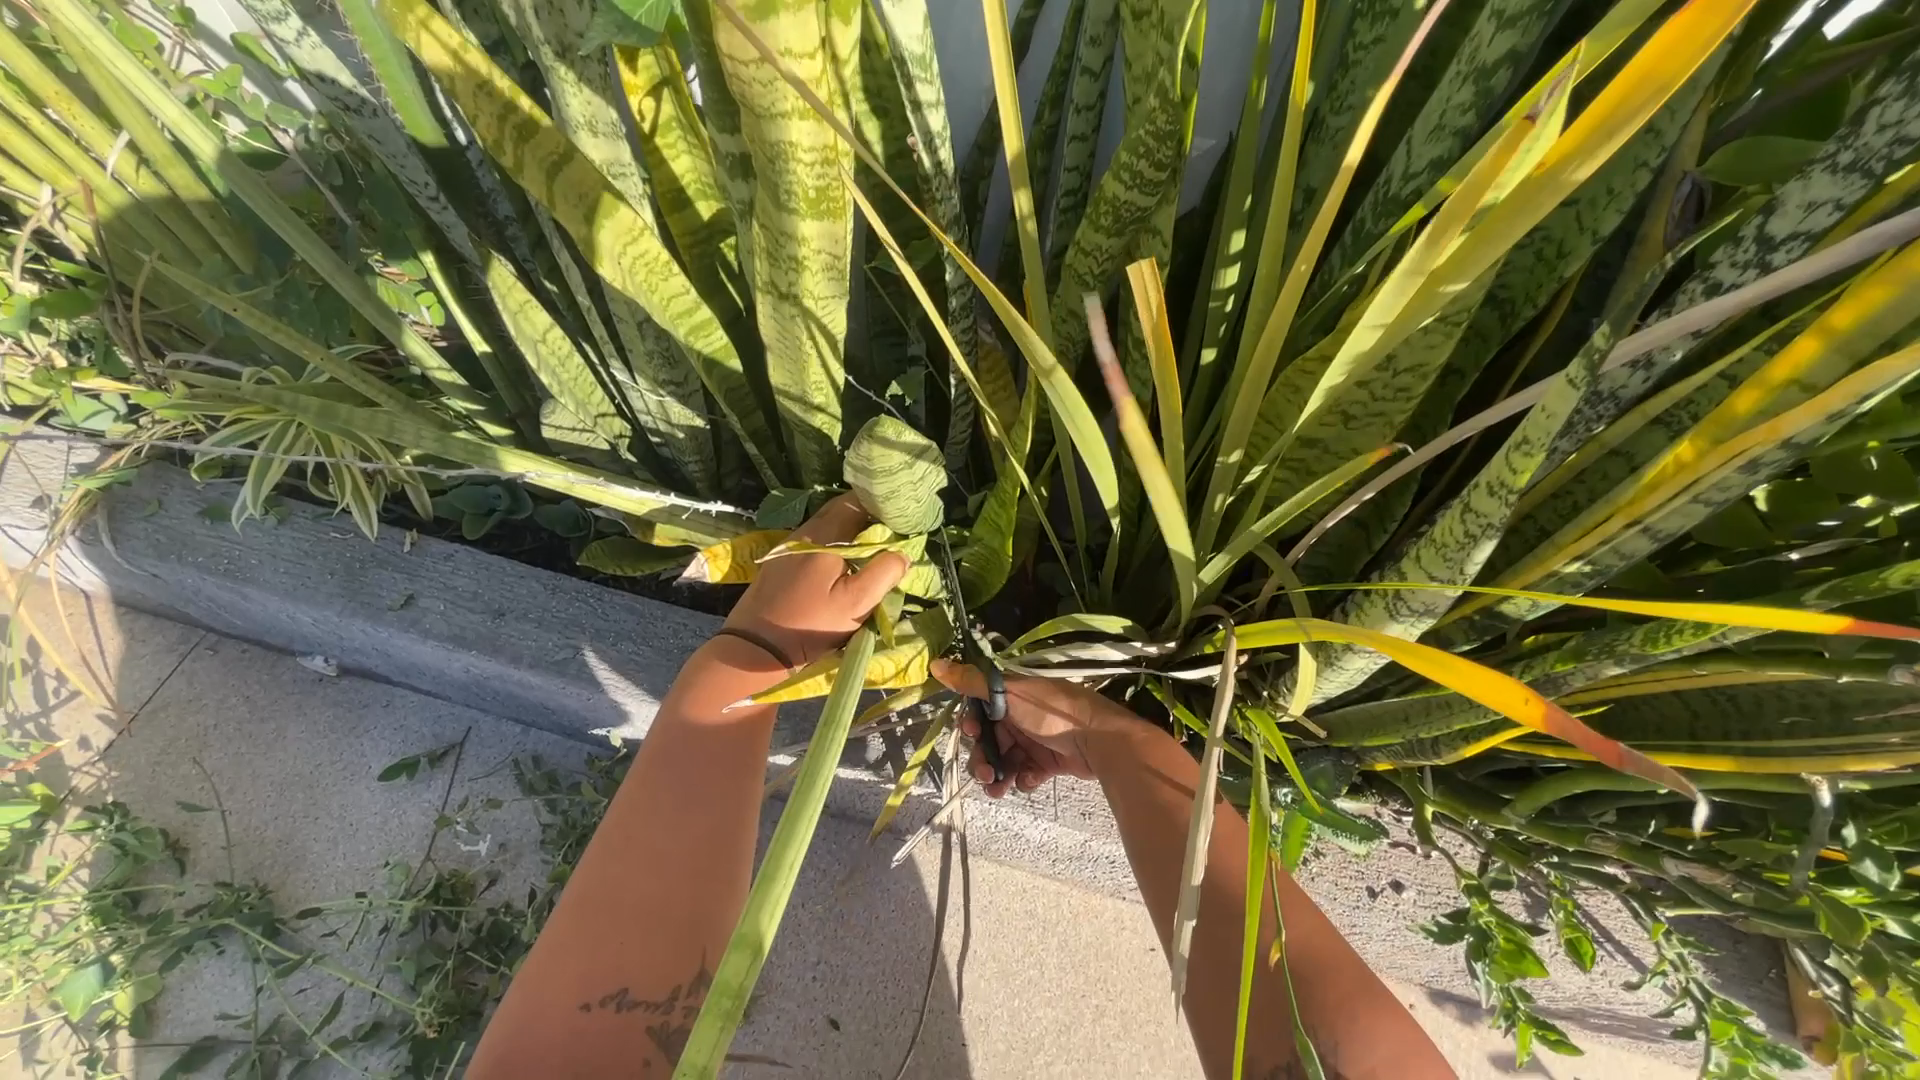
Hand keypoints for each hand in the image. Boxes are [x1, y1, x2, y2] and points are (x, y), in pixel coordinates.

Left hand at [722, 494, 906, 668]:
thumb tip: (902, 553)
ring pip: (828, 527)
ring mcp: (790, 546)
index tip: (904, 518)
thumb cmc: (811, 624)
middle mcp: (805, 531)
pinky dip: (835, 545)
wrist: (756, 647)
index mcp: (825, 534)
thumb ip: (884, 572)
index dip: (882, 506)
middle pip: (842, 511)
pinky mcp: (782, 563)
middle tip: (894, 534)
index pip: (857, 501)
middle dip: (869, 517)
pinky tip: (843, 565)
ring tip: (873, 549)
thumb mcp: (856, 603)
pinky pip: (815, 542)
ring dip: (851, 532)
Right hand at [930, 658, 1155, 796]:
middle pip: (989, 741)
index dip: (970, 725)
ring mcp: (1035, 739)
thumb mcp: (1008, 692)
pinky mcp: (1049, 761)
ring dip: (998, 776)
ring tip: (999, 790)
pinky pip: (1026, 773)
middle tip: (985, 775)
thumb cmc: (1051, 711)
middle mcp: (1020, 716)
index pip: (979, 711)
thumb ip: (972, 682)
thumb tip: (935, 664)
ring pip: (1005, 761)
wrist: (1098, 738)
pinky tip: (1029, 781)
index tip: (970, 734)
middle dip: (982, 759)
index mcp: (1010, 695)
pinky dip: (1024, 779)